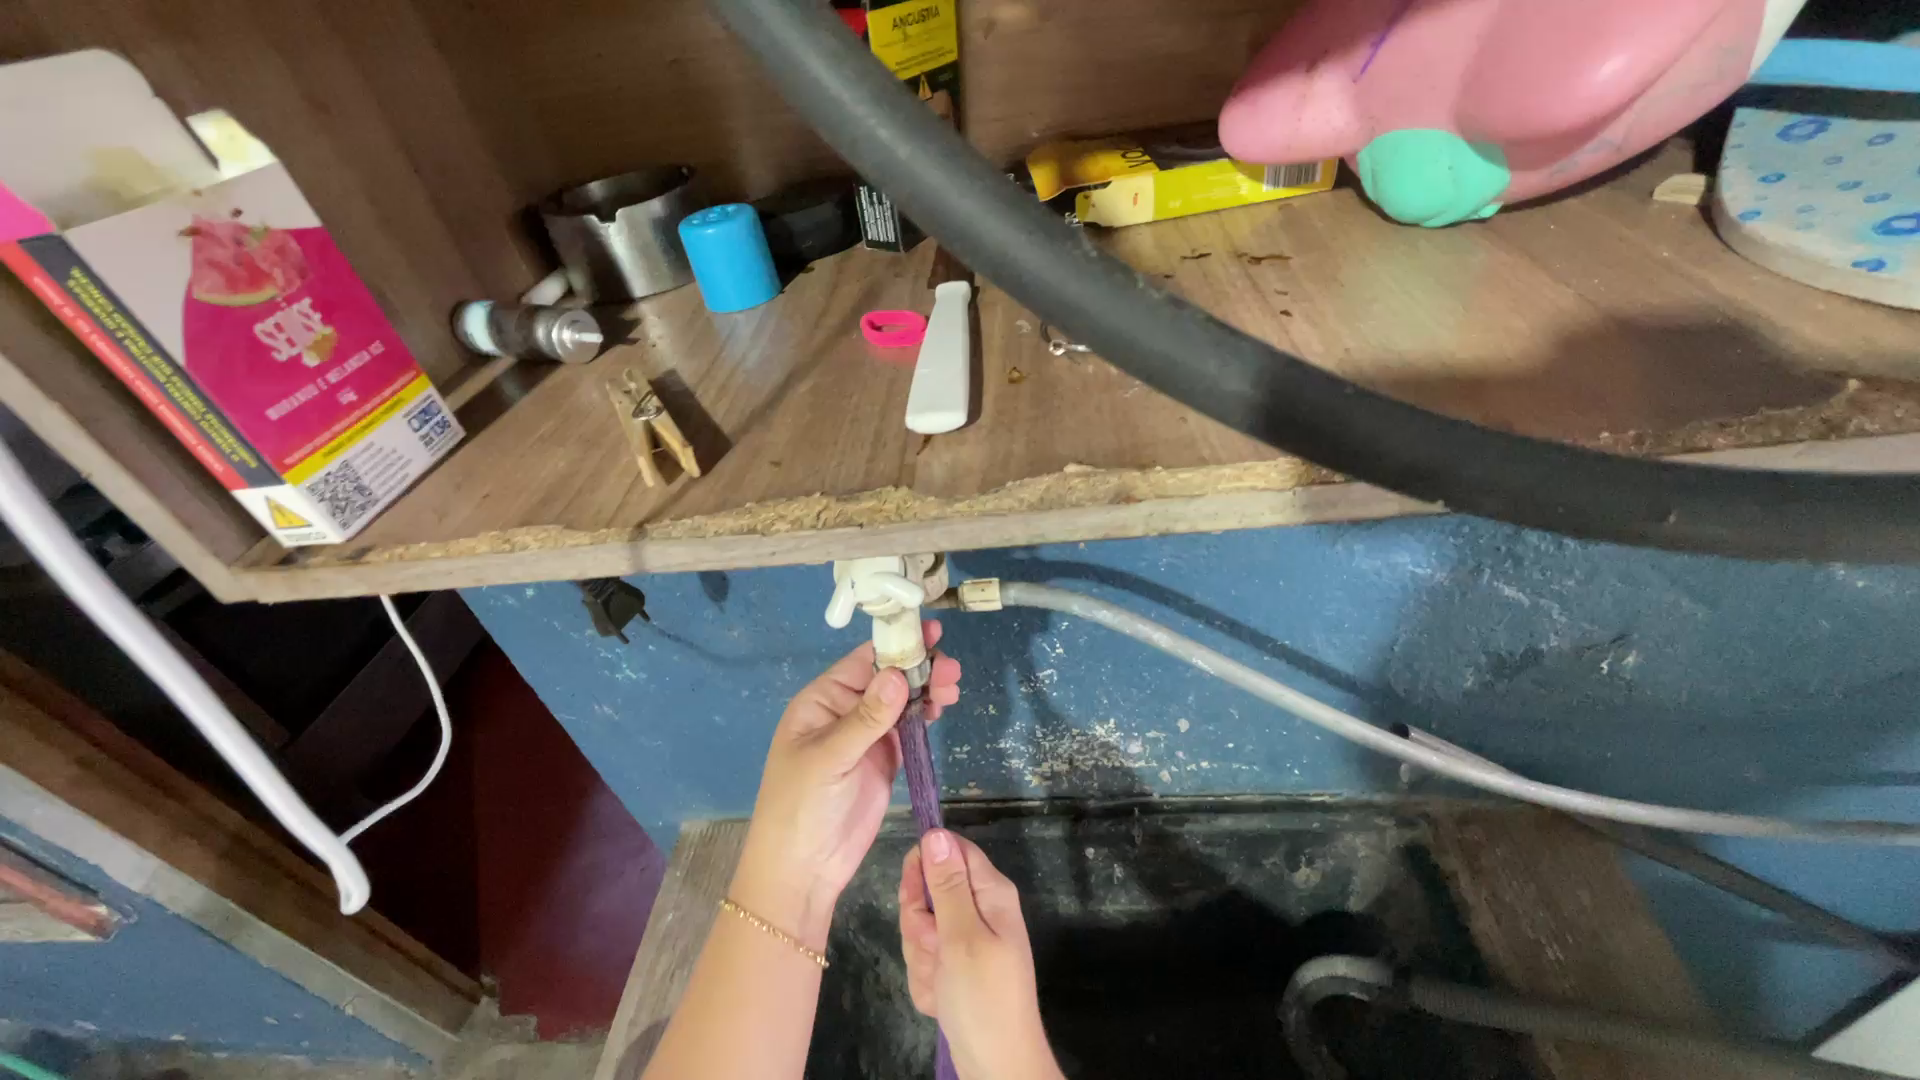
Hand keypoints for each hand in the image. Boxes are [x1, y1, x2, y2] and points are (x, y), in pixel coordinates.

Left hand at [732, 622, 960, 947]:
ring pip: (901, 700)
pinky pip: (907, 726)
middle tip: (952, 670)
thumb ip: (865, 719)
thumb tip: (898, 676)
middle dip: (919, 668)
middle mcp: (844, 711)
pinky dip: (925, 714)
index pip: (863, 662)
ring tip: (954, 686)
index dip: (896, 646)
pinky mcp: (884, 758)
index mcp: (821, 701)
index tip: (931, 636)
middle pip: (887, 678)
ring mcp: (865, 735)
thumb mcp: (829, 759)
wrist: (803, 870)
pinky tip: (942, 707)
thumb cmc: (801, 807)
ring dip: (927, 689)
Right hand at [900, 830, 1064, 1079]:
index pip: (950, 850)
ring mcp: (964, 940)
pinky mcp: (953, 968)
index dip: (925, 867)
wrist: (995, 1067)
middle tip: (935, 949)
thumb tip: (935, 832)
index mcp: (990, 892)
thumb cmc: (985, 999)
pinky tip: (941, 999)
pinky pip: (924, 959)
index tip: (914, 896)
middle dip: (920, 925)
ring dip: (922, 958)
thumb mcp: (962, 936)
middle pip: (928, 891)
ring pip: (920, 929)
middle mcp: (979, 909)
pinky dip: (927, 981)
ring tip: (943, 982)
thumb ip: (947, 885)